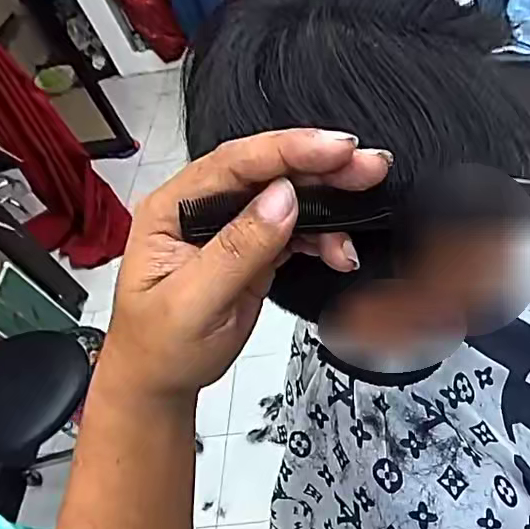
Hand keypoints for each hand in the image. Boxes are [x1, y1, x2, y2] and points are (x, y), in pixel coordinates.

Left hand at [101, 129, 390, 399]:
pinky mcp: (255, 250)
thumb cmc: (161, 346)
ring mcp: (233, 229)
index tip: (336, 149)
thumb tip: (282, 200)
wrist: (162, 379)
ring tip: (365, 208)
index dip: (290, 151)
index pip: (235, 164)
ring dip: (331, 202)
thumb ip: (238, 248)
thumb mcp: (194, 301)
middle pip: (269, 172)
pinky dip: (325, 237)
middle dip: (323, 166)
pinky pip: (297, 231)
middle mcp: (204, 210)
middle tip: (369, 165)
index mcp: (174, 208)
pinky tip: (341, 249)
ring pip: (289, 199)